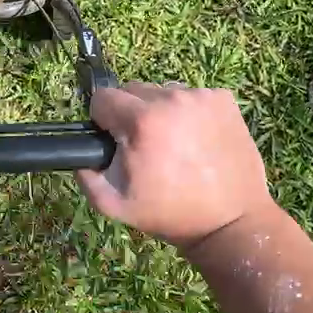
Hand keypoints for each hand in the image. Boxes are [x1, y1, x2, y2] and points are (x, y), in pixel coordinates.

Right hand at [77, 81, 271, 249]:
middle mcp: (171, 98)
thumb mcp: (115, 206)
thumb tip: (81, 155)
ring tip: (174, 144)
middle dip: (131, 114)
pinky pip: (192, 96)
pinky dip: (190, 112)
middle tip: (146, 146)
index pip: (104, 97)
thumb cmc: (170, 214)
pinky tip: (197, 139)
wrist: (231, 222)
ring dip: (161, 111)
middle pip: (133, 90)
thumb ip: (87, 177)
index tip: (115, 140)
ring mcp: (201, 96)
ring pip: (163, 91)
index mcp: (142, 120)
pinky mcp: (224, 99)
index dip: (103, 119)